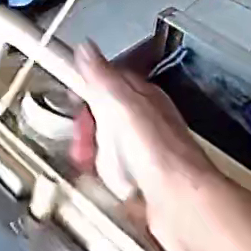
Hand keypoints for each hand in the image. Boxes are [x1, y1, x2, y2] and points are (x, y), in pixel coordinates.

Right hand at [69, 42, 221, 250]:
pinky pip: (114, 173)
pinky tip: (113, 185)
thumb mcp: (122, 107)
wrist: (180, 200)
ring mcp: (145, 148)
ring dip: (96, 156)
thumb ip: (103, 78)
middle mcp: (147, 119)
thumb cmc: (158, 153)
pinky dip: (107, 178)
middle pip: (105, 114)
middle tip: (83, 139)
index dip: (87, 87)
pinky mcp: (142, 176)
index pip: (110, 79)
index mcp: (143, 96)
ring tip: (99, 165)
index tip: (70, 96)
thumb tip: (87, 49)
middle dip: (88, 128)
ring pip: (107, 145)